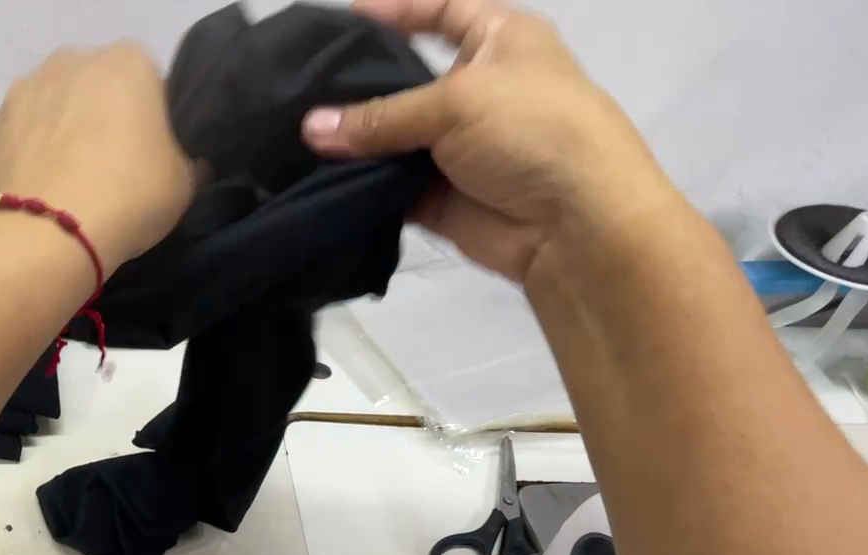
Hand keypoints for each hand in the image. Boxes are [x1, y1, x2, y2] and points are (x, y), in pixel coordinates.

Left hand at [0, 44, 192, 273]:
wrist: (49, 236)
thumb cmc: (128, 199)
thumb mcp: (183, 187)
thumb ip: (189, 164)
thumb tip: (190, 163)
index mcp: (128, 62)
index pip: (150, 85)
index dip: (153, 124)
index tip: (151, 160)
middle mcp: (71, 60)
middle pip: (95, 90)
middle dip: (102, 123)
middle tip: (111, 176)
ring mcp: (23, 91)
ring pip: (52, 110)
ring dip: (61, 137)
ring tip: (70, 189)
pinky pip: (19, 140)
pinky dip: (27, 160)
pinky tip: (40, 195)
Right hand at [300, 0, 675, 281]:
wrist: (570, 221)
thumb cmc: (531, 130)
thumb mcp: (457, 102)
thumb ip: (380, 117)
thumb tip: (310, 128)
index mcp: (497, 41)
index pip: (441, 10)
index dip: (397, 9)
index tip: (344, 17)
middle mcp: (473, 91)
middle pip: (405, 82)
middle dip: (359, 88)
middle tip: (301, 92)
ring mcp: (453, 149)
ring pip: (391, 142)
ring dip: (353, 146)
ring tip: (298, 142)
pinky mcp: (436, 198)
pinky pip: (389, 189)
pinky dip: (361, 189)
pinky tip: (320, 184)